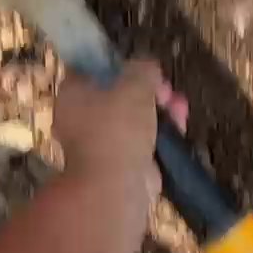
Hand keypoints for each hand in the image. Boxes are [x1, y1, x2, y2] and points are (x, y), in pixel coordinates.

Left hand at [52, 60, 188, 252]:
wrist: (116, 186)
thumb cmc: (117, 127)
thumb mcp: (134, 85)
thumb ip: (142, 69)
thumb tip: (147, 68)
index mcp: (72, 95)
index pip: (93, 71)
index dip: (121, 66)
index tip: (144, 69)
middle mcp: (80, 119)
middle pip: (118, 95)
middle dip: (149, 91)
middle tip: (167, 92)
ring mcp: (99, 144)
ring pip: (133, 119)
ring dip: (160, 111)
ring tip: (180, 109)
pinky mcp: (119, 164)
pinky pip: (141, 141)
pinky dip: (160, 135)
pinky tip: (179, 127)